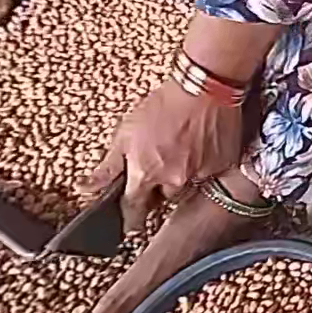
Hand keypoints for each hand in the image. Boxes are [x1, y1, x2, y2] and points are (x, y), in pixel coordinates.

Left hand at [78, 82, 246, 231]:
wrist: (205, 88)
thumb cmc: (164, 105)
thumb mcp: (126, 132)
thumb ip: (108, 166)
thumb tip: (87, 188)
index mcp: (146, 174)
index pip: (134, 210)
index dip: (130, 217)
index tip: (129, 224)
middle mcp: (175, 179)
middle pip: (164, 198)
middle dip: (160, 187)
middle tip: (161, 167)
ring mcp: (202, 173)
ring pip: (189, 186)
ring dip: (184, 176)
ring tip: (183, 152)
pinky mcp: (224, 163)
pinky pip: (212, 173)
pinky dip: (206, 165)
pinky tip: (202, 146)